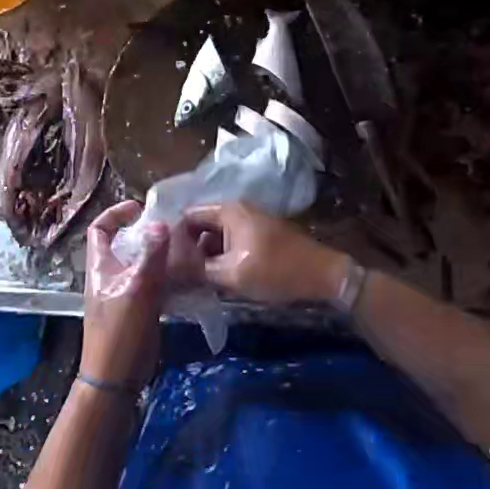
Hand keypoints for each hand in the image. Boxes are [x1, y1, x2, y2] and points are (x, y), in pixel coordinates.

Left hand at [81, 201, 169, 387]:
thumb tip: (159, 223)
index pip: (100, 229)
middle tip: (173, 229)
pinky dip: (168, 278)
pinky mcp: (140, 310)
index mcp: (100, 266)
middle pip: (125, 245)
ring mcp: (125, 293)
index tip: (139, 208)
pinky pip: (154, 285)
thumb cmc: (119, 333)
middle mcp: (111, 276)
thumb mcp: (136, 291)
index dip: (114, 214)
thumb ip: (150, 258)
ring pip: (142, 265)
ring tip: (186, 249)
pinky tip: (189, 277)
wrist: (115, 379)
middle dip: (146, 234)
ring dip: (160, 256)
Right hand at [181, 201, 351, 305]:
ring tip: (195, 278)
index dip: (173, 236)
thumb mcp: (232, 275)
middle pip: (200, 225)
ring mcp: (250, 222)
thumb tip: (169, 271)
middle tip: (178, 272)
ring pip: (215, 235)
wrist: (325, 277)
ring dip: (206, 255)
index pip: (186, 216)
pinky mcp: (260, 235)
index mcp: (227, 211)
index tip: (164, 259)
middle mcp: (236, 210)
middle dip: (189, 248)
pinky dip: (221, 256)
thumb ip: (198, 271)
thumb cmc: (276, 271)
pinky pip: (230, 241)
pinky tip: (217, 277)